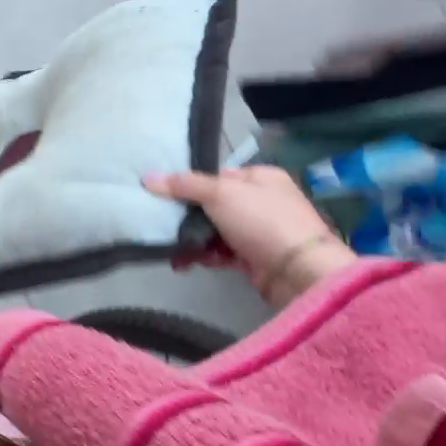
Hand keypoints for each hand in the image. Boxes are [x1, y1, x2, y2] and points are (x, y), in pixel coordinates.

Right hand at [144, 166, 356, 304]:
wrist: (297, 270)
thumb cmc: (261, 221)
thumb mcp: (220, 194)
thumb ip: (183, 185)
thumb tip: (147, 177)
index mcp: (260, 177)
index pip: (216, 176)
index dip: (190, 185)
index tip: (164, 197)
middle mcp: (261, 201)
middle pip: (211, 205)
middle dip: (186, 218)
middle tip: (163, 226)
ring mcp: (258, 229)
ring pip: (212, 230)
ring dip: (192, 240)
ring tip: (174, 251)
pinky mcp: (253, 255)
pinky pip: (219, 251)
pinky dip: (204, 256)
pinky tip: (190, 263)